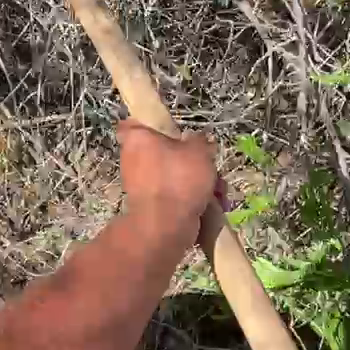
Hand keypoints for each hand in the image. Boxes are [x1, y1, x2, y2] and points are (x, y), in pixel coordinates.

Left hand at [117, 119, 219, 236]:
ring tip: (217, 192)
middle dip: (191, 162)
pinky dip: (189, 200)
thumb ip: (199, 140)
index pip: (134, 123)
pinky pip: (172, 196)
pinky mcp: (150, 207)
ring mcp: (139, 185)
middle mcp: (132, 160)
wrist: (166, 226)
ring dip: (195, 183)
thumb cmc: (178, 178)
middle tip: (209, 168)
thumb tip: (197, 140)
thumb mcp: (198, 150)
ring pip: (172, 176)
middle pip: (163, 153)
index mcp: (137, 139)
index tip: (172, 131)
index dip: (151, 125)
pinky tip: (211, 207)